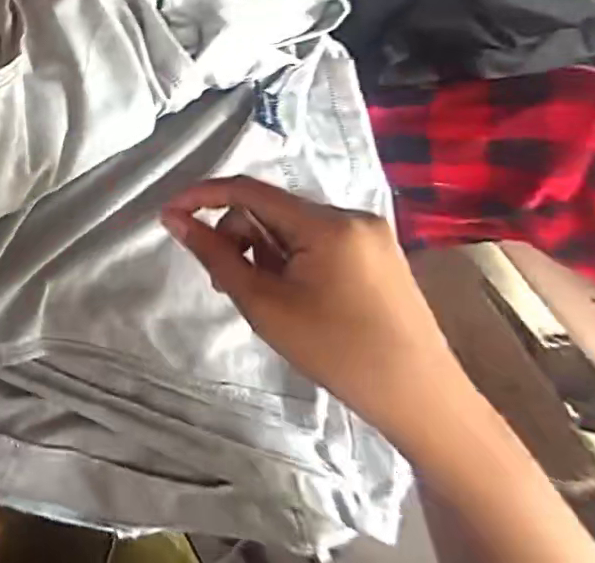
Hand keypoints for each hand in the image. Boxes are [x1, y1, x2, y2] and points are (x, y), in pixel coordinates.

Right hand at [159, 177, 467, 443]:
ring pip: (291, 226)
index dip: (201, 196)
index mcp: (327, 223)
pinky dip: (289, 258)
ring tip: (261, 294)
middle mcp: (351, 216)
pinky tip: (290, 293)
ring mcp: (370, 235)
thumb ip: (214, 253)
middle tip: (225, 279)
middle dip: (237, 235)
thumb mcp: (263, 303)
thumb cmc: (337, 352)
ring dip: (263, 250)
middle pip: (269, 208)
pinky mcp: (378, 254)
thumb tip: (172, 218)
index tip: (169, 214)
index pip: (248, 189)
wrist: (425, 405)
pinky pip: (315, 240)